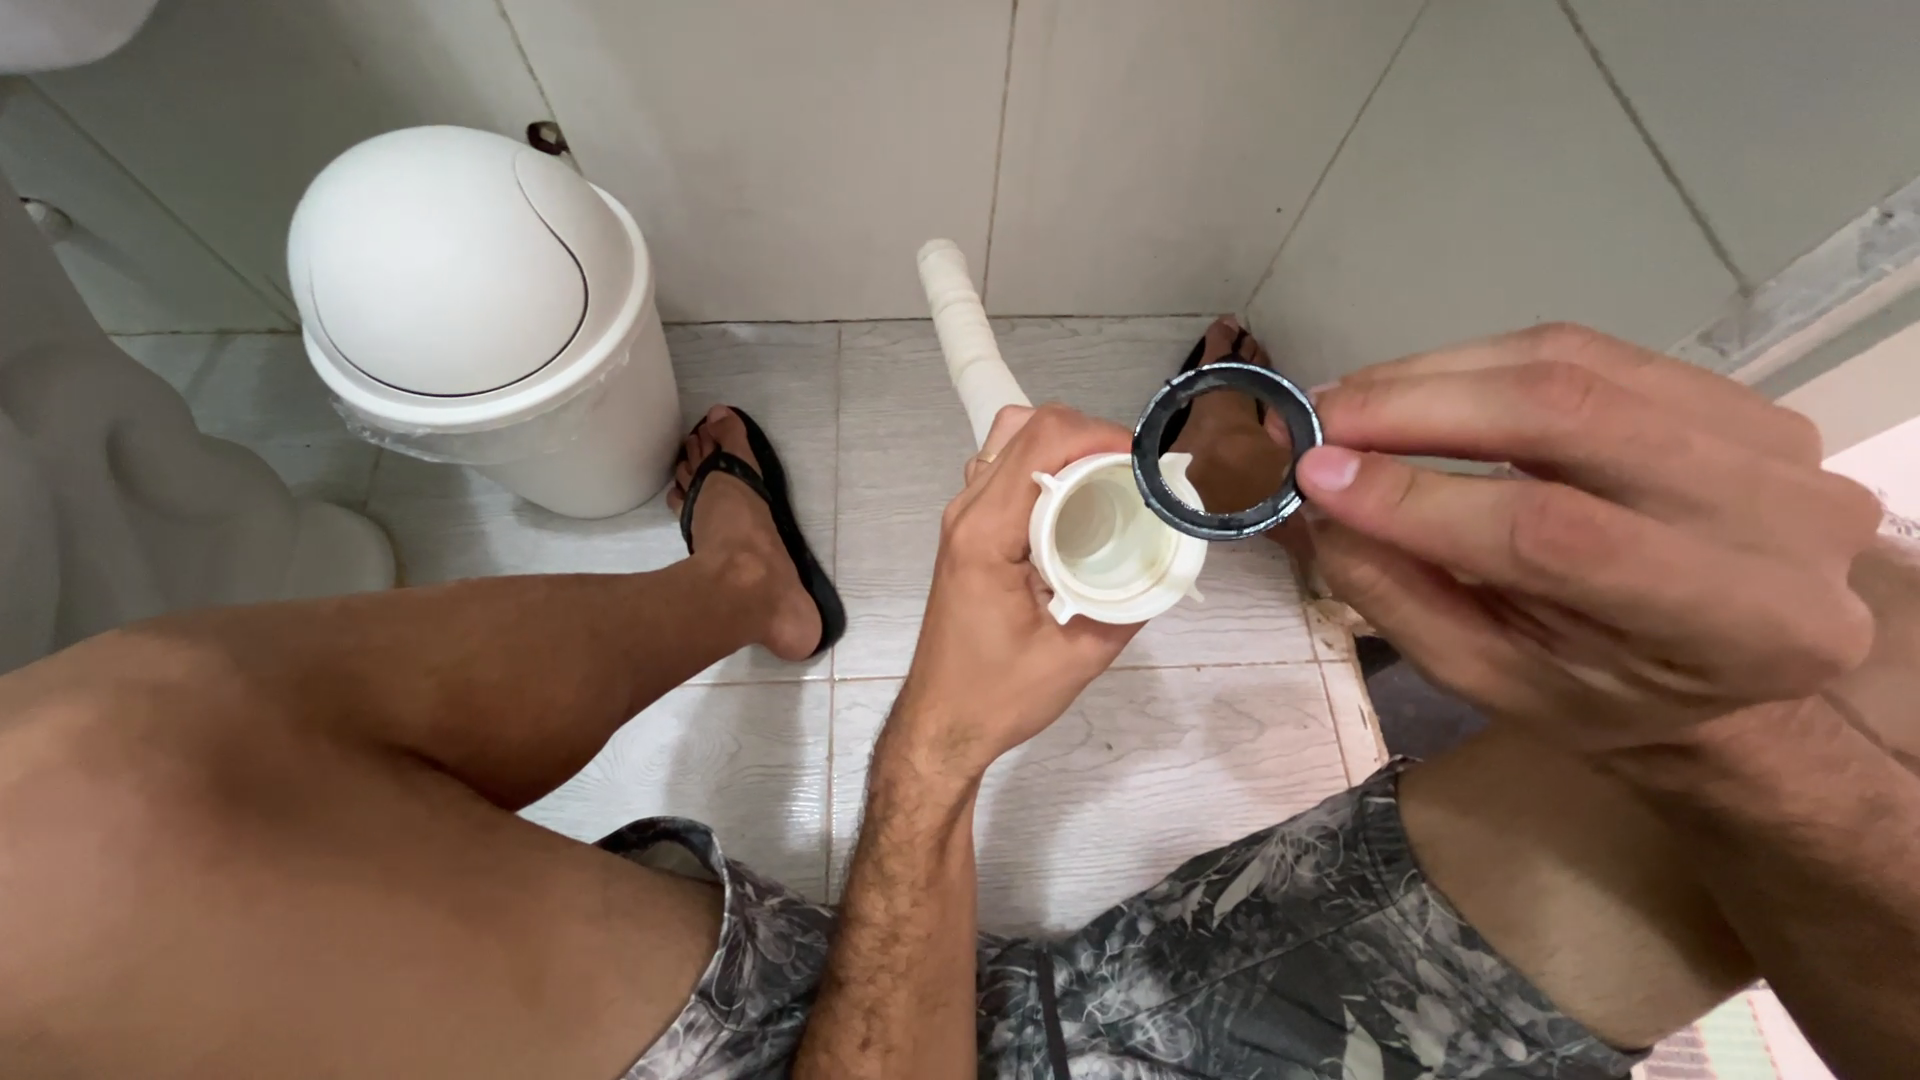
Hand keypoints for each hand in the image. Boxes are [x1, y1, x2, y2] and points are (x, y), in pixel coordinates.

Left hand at [893, 404, 1143, 778]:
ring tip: (1105, 482)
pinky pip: (1003, 471)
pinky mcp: (965, 531)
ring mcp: (961, 518)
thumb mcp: (1078, 657)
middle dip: (1087, 436)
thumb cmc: (999, 696)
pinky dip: (1043, 468)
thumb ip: (1129, 605)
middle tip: (1130, 475)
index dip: (1101, 435)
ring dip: (1063, 447)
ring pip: (1010, 441)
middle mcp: (966, 512)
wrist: (942, 720)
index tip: (1144, 466)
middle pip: (1025, 426)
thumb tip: (1168, 560)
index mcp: (987, 534)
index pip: (1042, 442)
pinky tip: (1074, 504)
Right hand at [1295, 323, 1883, 752]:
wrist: (1704, 663)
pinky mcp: (1731, 394)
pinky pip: (1581, 351)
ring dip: (1428, 376)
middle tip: (1312, 418)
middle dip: (1410, 409)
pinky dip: (1472, 364)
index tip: (1308, 475)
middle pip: (1565, 417)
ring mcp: (1770, 439)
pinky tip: (1407, 389)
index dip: (1415, 498)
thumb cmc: (1586, 692)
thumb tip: (1316, 500)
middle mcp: (1784, 516)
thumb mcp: (1478, 673)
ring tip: (1340, 402)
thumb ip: (1394, 590)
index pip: (1551, 534)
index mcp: (1739, 626)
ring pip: (1568, 366)